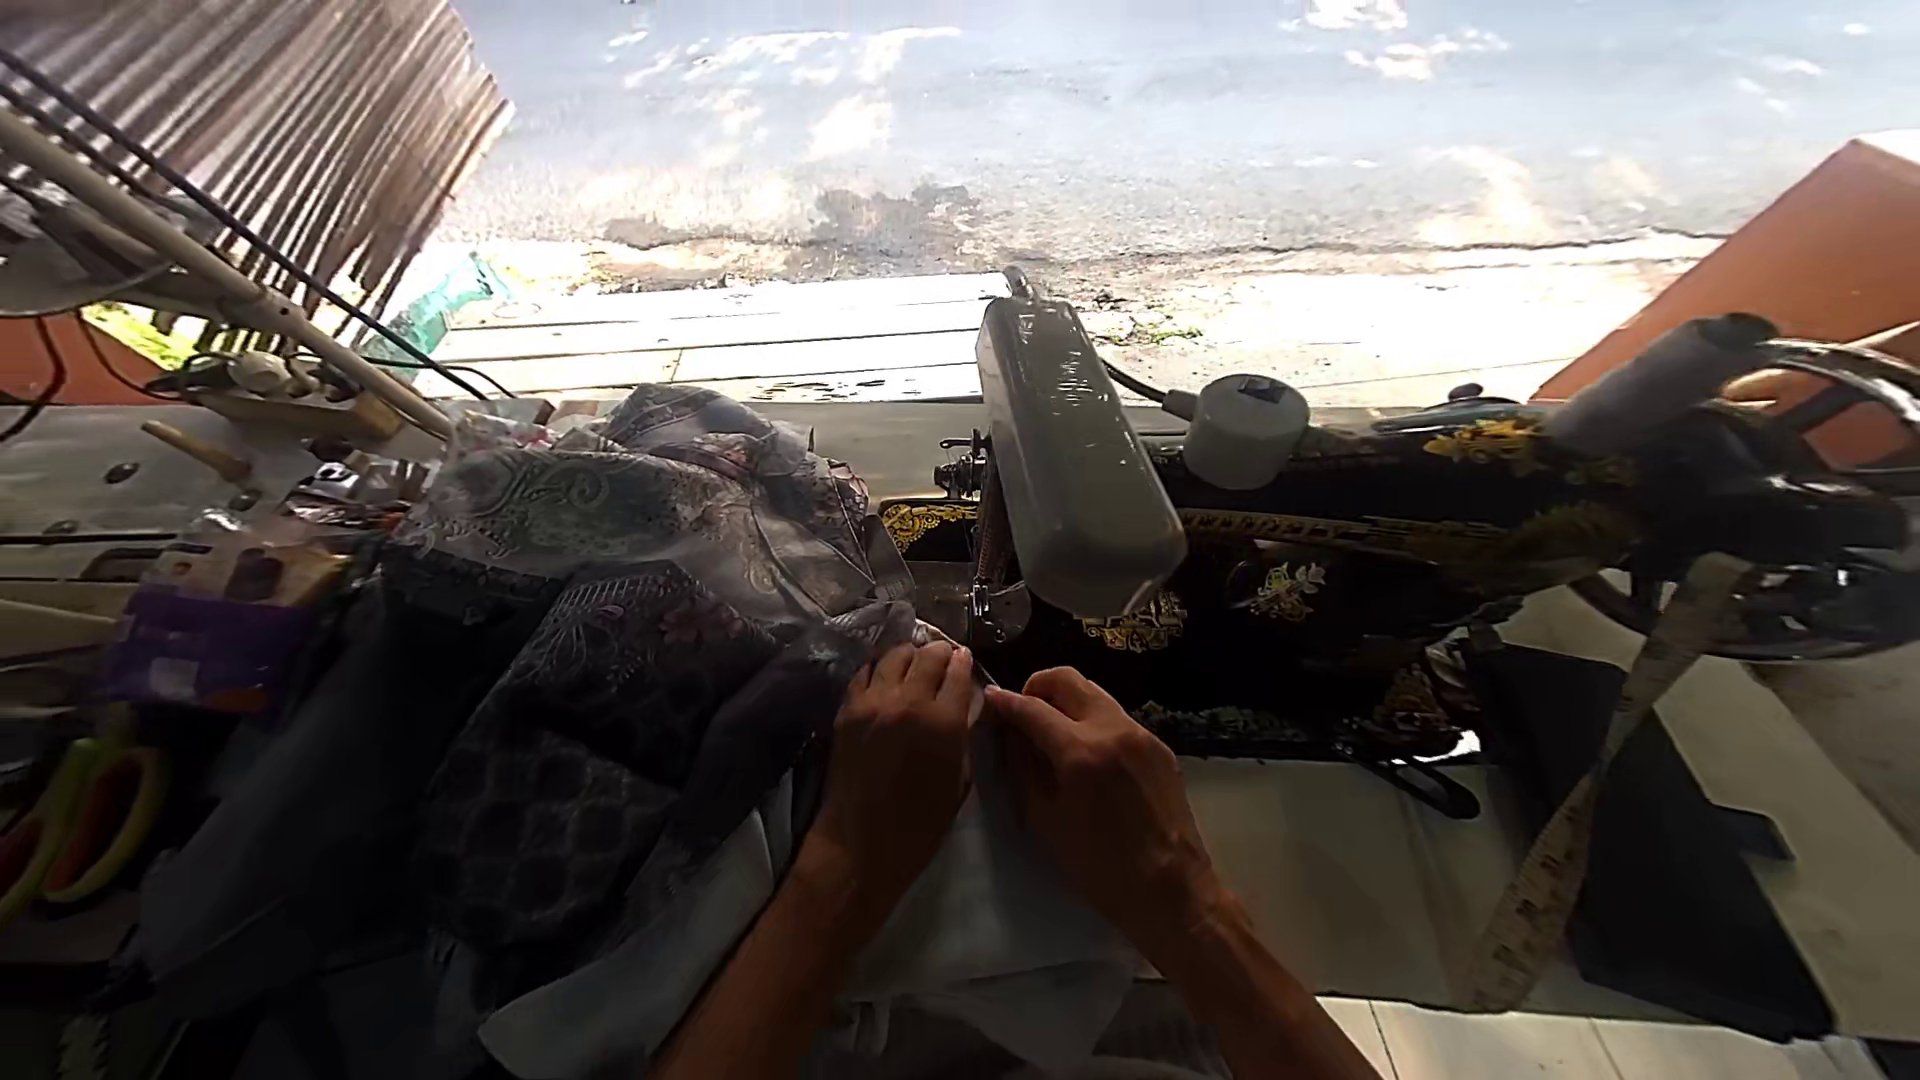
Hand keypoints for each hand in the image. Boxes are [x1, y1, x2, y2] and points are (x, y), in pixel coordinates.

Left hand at [801, 641, 975, 936]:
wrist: (860, 844)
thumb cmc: (920, 824)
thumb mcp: (959, 780)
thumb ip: (964, 735)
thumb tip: (965, 705)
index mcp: (944, 722)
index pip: (959, 673)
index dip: (964, 662)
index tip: (964, 657)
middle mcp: (909, 702)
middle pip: (928, 656)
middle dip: (940, 651)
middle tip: (942, 655)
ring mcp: (873, 702)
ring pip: (894, 655)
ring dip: (909, 654)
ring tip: (913, 659)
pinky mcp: (847, 709)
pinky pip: (864, 672)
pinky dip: (878, 666)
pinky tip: (884, 672)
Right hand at [988, 667, 1222, 963]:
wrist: (1173, 891)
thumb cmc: (1099, 867)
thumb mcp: (1045, 820)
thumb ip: (1022, 767)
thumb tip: (1011, 733)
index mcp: (1081, 752)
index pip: (1032, 708)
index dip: (1006, 701)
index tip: (990, 697)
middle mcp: (1113, 729)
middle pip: (1066, 678)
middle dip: (1037, 686)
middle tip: (1025, 712)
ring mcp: (1140, 733)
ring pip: (1093, 692)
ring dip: (1066, 701)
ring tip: (1053, 731)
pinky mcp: (1158, 744)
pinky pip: (1115, 717)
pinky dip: (1092, 722)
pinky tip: (1088, 754)